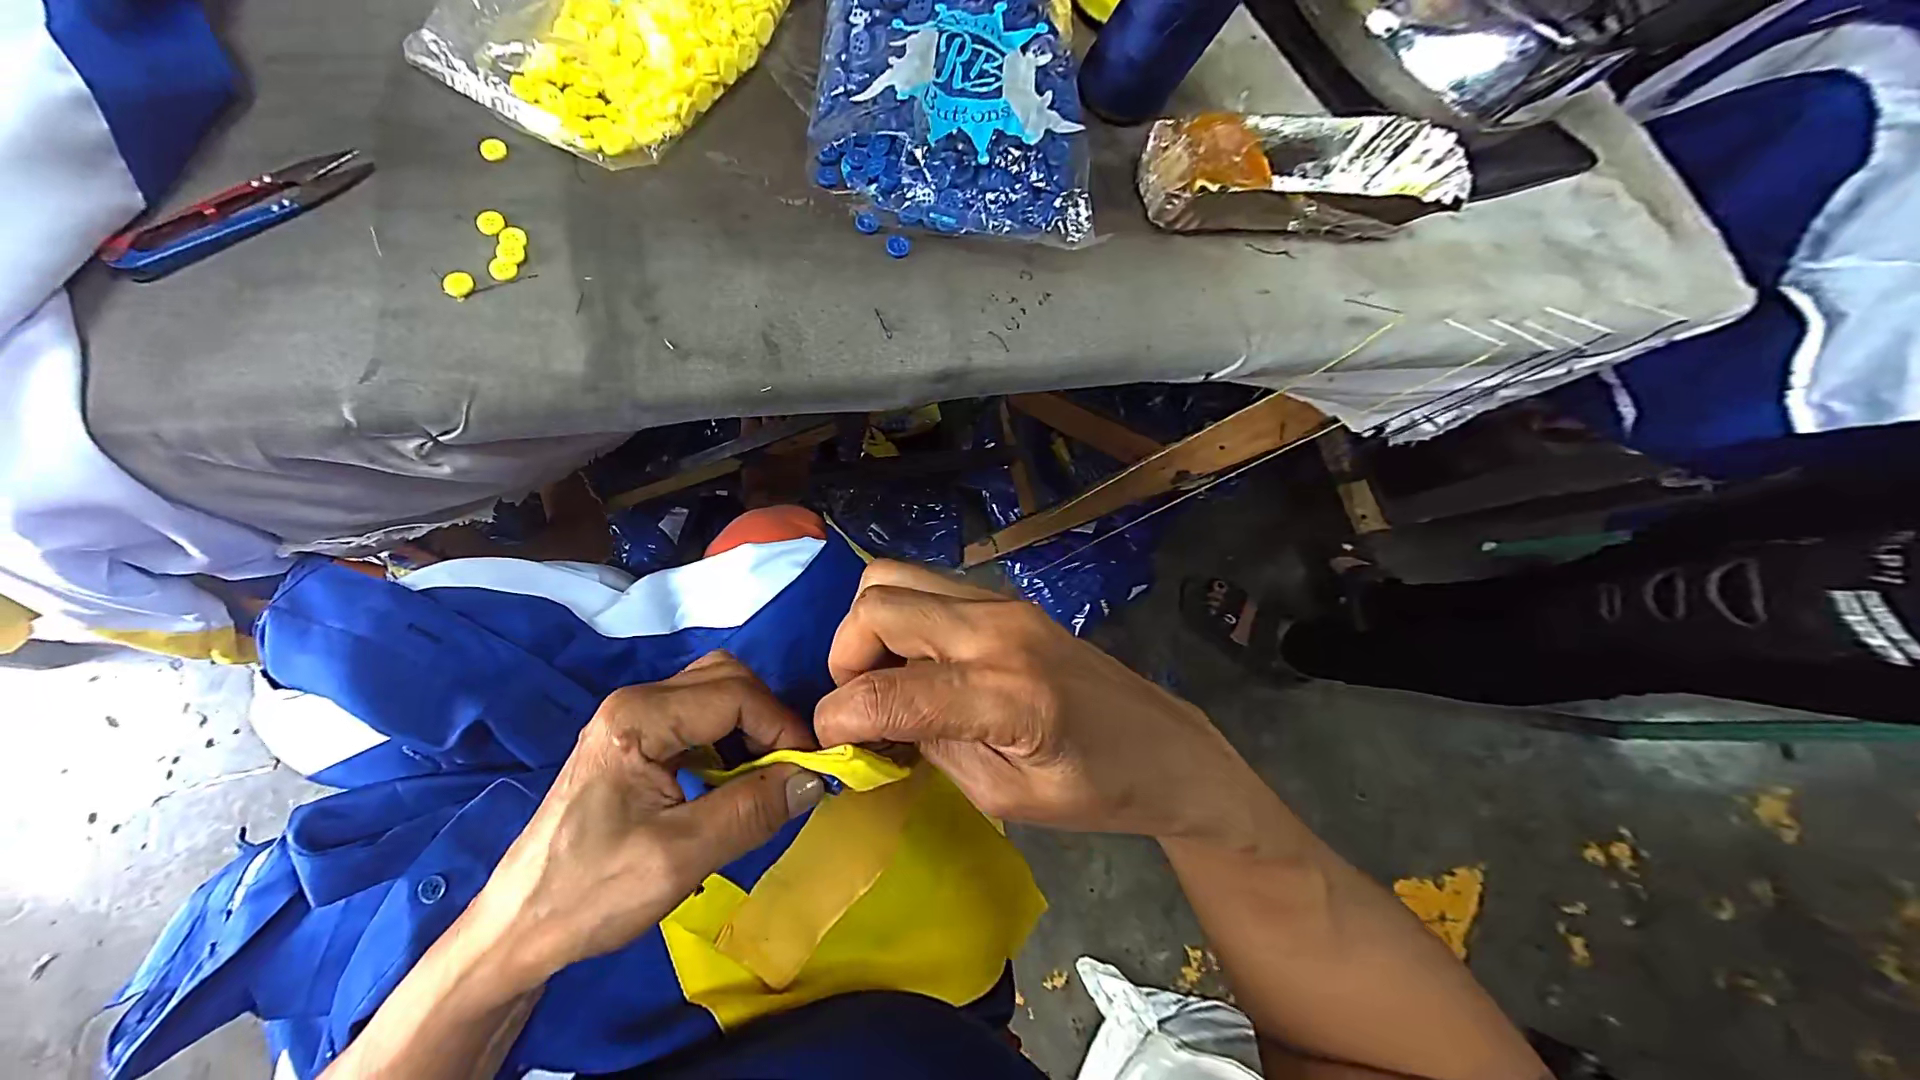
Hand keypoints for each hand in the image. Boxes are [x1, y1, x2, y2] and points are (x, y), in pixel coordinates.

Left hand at [468, 651, 827, 989]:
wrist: (515, 932)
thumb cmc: (589, 895)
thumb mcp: (680, 857)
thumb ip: (752, 811)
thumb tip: (814, 779)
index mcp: (638, 719)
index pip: (736, 695)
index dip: (782, 728)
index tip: (809, 771)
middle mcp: (635, 703)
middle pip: (727, 680)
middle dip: (768, 720)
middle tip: (787, 770)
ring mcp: (631, 719)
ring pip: (716, 693)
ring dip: (751, 728)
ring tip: (764, 777)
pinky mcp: (634, 740)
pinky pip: (700, 717)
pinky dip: (730, 738)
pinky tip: (732, 779)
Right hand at [813, 561, 1266, 841]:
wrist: (1168, 748)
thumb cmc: (1099, 792)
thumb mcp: (1005, 796)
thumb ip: (932, 748)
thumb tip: (874, 720)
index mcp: (1008, 694)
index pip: (890, 689)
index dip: (838, 715)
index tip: (827, 739)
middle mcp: (999, 629)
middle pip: (879, 601)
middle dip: (845, 653)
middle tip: (861, 703)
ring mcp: (1004, 604)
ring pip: (896, 578)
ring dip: (871, 629)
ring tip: (887, 680)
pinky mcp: (1008, 600)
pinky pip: (928, 588)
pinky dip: (902, 620)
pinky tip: (921, 665)